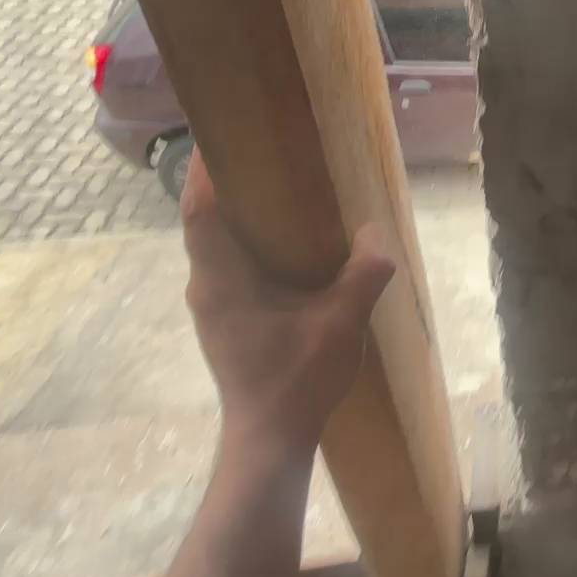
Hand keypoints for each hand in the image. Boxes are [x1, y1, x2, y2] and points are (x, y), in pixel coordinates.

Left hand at [180, 154, 396, 456]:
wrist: (270, 439)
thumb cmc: (299, 378)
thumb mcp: (343, 322)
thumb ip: (364, 273)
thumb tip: (376, 232)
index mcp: (222, 281)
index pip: (200, 213)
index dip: (206, 173)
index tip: (222, 136)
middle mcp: (207, 288)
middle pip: (205, 222)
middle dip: (227, 185)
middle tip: (266, 153)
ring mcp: (214, 306)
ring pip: (217, 245)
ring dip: (240, 215)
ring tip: (281, 189)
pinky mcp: (227, 320)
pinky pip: (230, 265)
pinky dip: (250, 242)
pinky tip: (288, 244)